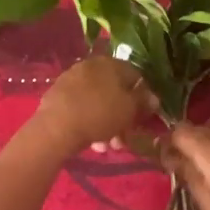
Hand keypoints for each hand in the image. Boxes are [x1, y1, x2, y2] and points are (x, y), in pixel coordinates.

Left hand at [26, 55, 156, 154]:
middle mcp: (90, 65)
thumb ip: (143, 102)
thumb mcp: (129, 110)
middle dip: (122, 116)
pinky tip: (92, 142)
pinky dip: (89, 122)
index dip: (143, 96)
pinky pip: (81, 107)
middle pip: (114, 90)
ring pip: (97, 101)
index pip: (135, 75)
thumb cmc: (100, 114)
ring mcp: (72, 78)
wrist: (57, 126)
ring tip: (107, 146)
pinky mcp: (58, 94)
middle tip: (125, 137)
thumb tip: (153, 97)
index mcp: (110, 63)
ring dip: (107, 124)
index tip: (144, 116)